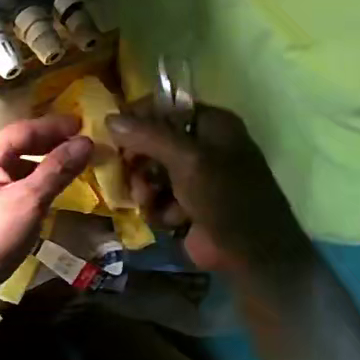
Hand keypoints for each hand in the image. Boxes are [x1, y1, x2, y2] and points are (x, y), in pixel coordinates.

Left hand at [0, 115, 91, 309]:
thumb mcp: (30, 202)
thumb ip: (57, 170)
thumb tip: (86, 141)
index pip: (26, 128)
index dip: (56, 126)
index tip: (83, 125)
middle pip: (15, 143)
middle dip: (48, 144)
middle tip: (78, 146)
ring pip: (8, 164)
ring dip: (37, 164)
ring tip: (64, 171)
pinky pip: (2, 182)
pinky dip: (24, 182)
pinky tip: (39, 196)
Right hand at [106, 105, 309, 274]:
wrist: (249, 252)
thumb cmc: (225, 196)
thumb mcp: (188, 160)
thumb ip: (148, 136)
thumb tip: (109, 118)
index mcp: (211, 124)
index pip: (164, 107)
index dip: (137, 118)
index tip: (113, 132)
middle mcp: (201, 146)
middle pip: (151, 142)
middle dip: (139, 162)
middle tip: (131, 172)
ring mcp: (192, 178)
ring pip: (148, 174)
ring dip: (146, 190)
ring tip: (151, 202)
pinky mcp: (184, 205)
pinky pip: (155, 200)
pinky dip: (158, 210)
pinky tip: (171, 220)